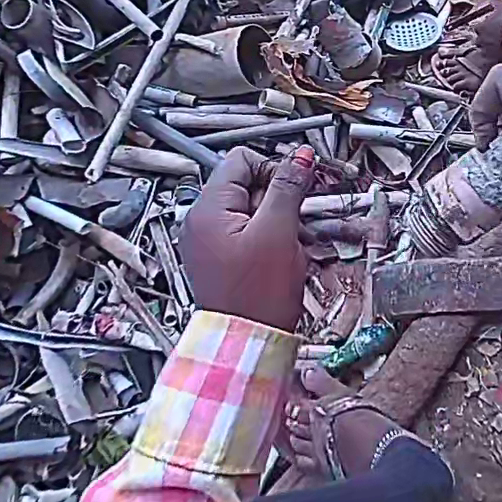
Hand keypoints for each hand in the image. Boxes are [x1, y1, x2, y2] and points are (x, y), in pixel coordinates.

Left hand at [179, 145, 316, 330]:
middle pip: (246, 184)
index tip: (292, 193)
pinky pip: (248, 232)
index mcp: (207, 209)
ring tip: (283, 248)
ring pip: (252, 209)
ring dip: (276, 222)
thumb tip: (300, 156)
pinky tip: (277, 259)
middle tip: (290, 226)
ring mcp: (209, 240)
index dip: (272, 171)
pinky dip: (268, 239)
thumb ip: (288, 187)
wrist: (248, 345)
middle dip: (275, 201)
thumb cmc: (256, 299)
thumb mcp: (278, 232)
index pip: (241, 160)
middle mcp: (201, 221)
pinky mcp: (220, 257)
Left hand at [470, 0, 501, 62]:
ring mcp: (485, 55)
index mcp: (479, 28)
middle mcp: (479, 42)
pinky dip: (495, 63)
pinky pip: (490, 66)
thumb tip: (492, 0)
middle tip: (500, 39)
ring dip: (493, 52)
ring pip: (486, 54)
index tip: (495, 27)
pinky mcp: (492, 65)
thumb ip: (496, 3)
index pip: (479, 27)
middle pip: (481, 41)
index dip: (487, 27)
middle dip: (488, 40)